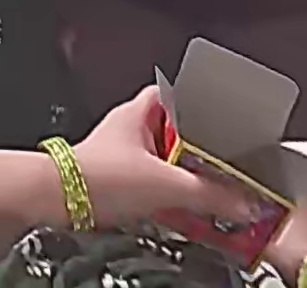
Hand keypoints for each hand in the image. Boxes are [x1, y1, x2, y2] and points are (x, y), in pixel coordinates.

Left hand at [73, 86, 262, 227]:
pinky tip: (187, 212)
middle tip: (224, 169)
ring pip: (165, 160)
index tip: (220, 119)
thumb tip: (243, 203)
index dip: (196, 103)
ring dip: (186, 176)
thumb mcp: (164, 184)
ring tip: (213, 194)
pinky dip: (172, 194)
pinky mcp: (121, 180)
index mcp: (137, 113)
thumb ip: (208, 194)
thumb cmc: (98, 175)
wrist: (63, 200)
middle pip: (174, 133)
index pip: (171, 94)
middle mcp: (130, 129)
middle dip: (198, 152)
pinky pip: (155, 182)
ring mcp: (125, 154)